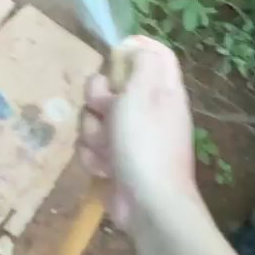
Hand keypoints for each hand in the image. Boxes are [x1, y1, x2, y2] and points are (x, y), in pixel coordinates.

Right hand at [78, 35, 198, 228]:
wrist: (150, 207)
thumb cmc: (145, 145)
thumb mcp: (142, 95)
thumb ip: (141, 64)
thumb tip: (136, 47)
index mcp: (161, 91)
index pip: (155, 53)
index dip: (133, 47)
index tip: (111, 55)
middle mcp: (147, 110)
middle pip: (112, 84)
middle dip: (98, 97)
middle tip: (105, 109)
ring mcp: (131, 137)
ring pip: (95, 116)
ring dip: (93, 132)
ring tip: (106, 149)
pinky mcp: (117, 160)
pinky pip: (92, 144)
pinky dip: (94, 156)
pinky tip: (105, 169)